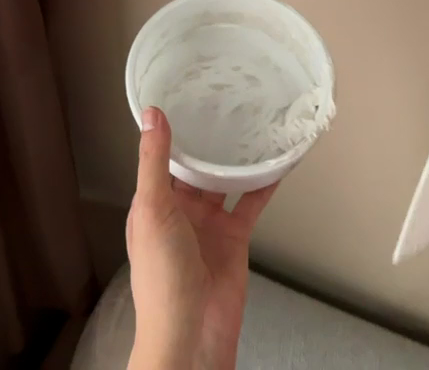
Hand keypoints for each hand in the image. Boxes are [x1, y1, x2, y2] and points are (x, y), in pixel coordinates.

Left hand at [127, 107, 277, 369]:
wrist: (192, 333)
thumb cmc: (162, 278)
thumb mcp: (153, 210)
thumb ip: (155, 162)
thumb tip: (152, 115)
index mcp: (153, 202)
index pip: (162, 158)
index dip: (172, 130)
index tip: (185, 96)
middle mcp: (180, 210)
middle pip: (196, 166)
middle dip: (208, 140)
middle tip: (225, 102)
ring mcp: (208, 223)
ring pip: (225, 181)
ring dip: (237, 159)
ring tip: (253, 124)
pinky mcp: (235, 237)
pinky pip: (251, 203)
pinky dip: (263, 184)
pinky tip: (276, 164)